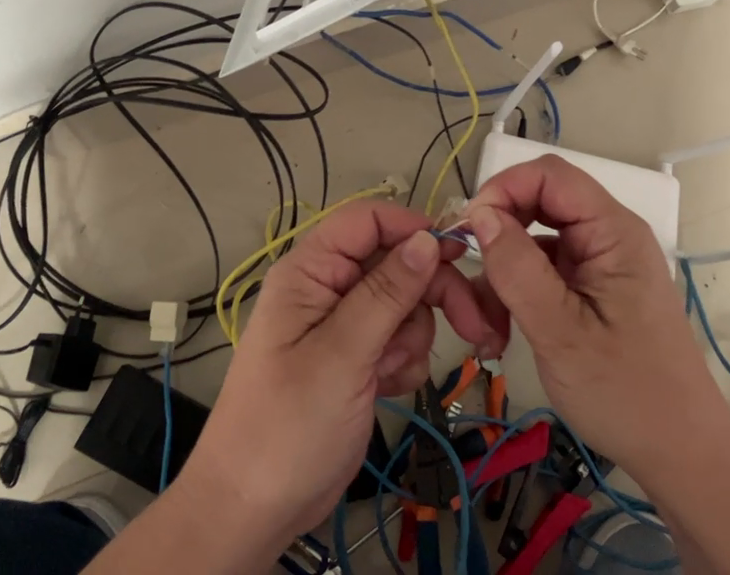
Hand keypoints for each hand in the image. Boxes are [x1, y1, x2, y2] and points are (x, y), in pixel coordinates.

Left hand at [178, 201, 501, 543]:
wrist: (257, 508)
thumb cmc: (288, 426)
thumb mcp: (341, 355)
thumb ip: (386, 293)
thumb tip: (427, 238)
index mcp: (310, 273)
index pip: (366, 222)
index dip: (412, 228)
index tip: (459, 254)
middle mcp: (327, 290)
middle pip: (396, 262)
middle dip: (431, 291)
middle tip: (472, 325)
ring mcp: (343, 327)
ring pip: (405, 302)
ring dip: (413, 335)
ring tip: (390, 372)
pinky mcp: (357, 360)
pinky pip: (400, 339)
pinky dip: (405, 361)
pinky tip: (389, 388)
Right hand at [465, 155, 729, 479]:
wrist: (680, 452)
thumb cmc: (626, 393)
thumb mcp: (560, 332)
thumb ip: (517, 268)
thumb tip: (479, 213)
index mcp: (613, 232)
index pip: (549, 175)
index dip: (503, 188)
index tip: (468, 230)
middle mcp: (609, 236)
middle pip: (540, 203)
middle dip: (498, 233)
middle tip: (469, 277)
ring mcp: (601, 263)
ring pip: (534, 239)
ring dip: (503, 272)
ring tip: (486, 325)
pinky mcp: (593, 289)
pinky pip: (544, 270)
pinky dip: (517, 292)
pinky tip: (502, 331)